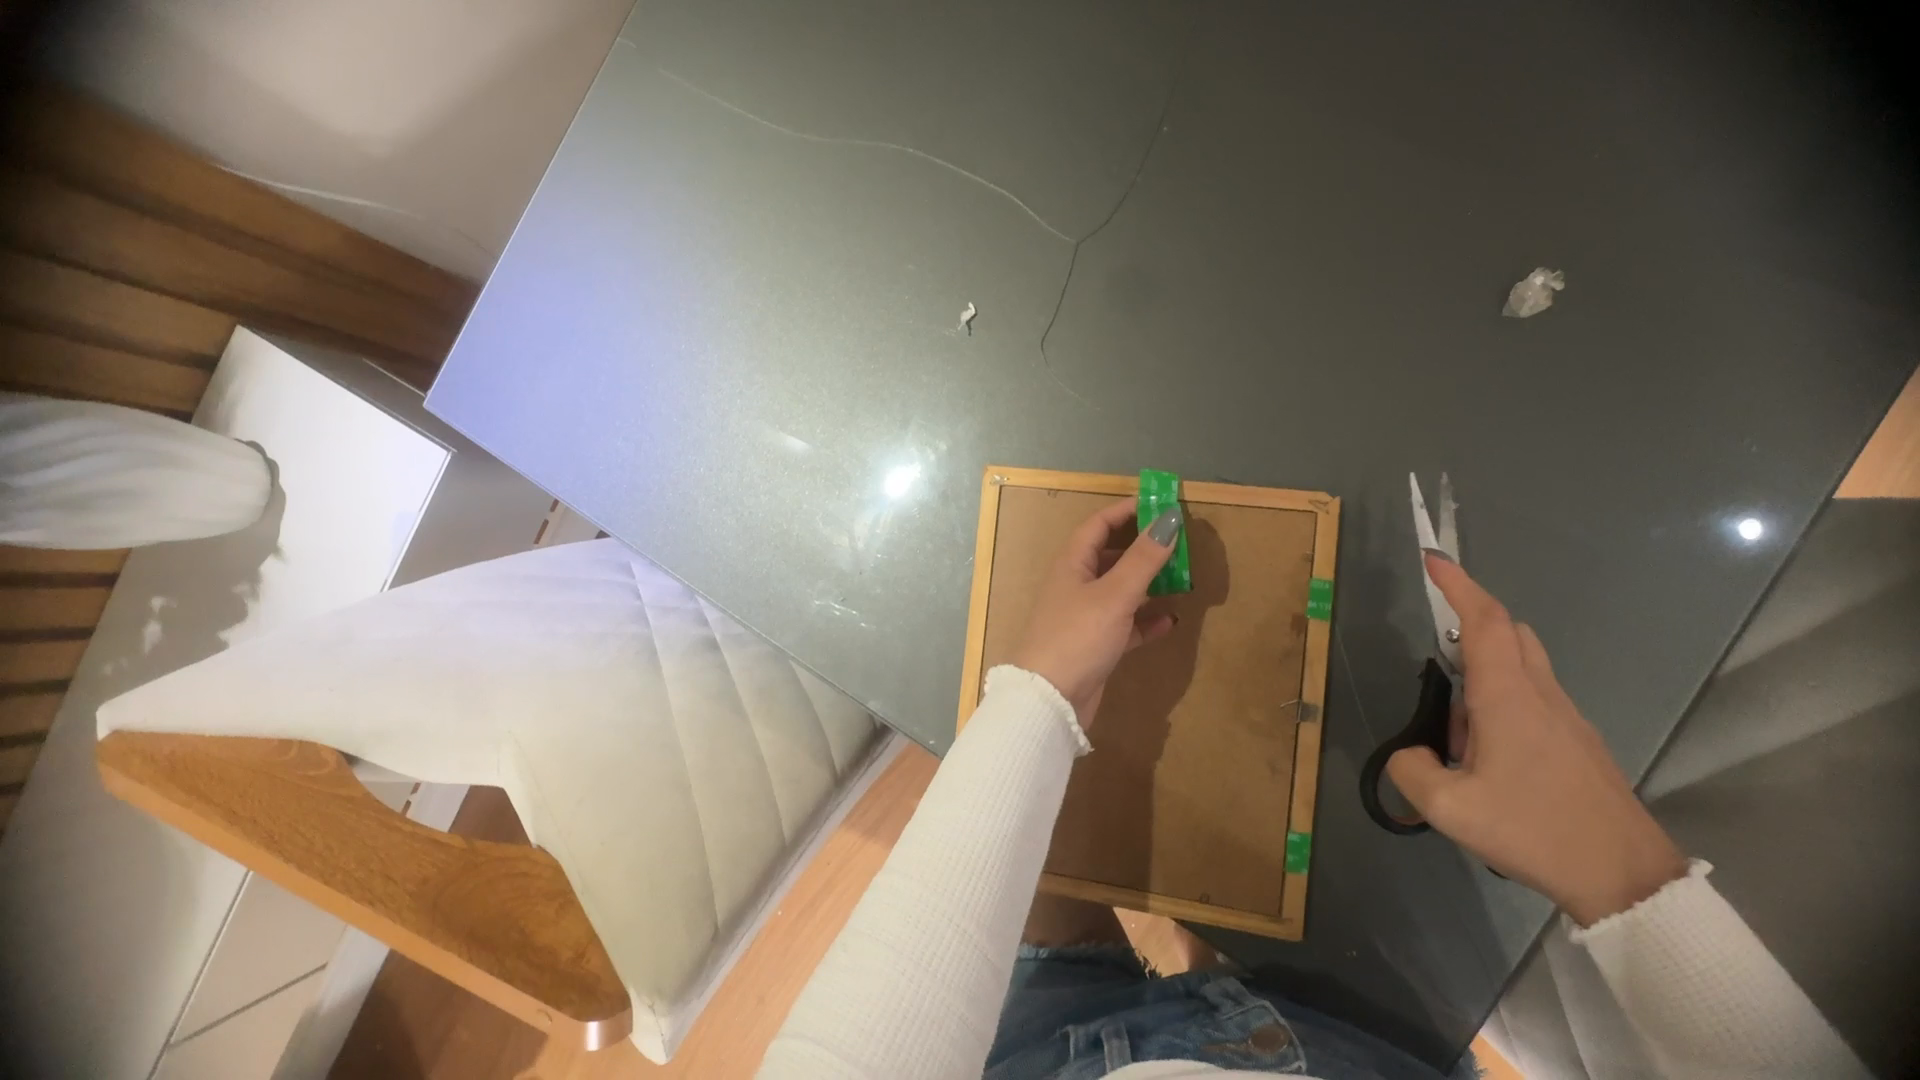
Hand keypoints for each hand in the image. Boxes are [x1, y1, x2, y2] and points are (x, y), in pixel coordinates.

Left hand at [1009, 498, 1179, 727]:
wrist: (1049, 701)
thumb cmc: (1077, 637)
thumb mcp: (1114, 594)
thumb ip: (1144, 558)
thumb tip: (1170, 518)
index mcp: (1072, 564)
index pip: (1099, 525)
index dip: (1127, 511)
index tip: (1161, 504)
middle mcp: (1076, 585)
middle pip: (1111, 556)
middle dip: (1143, 547)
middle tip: (1180, 542)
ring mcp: (1084, 617)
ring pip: (1120, 591)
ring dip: (1149, 583)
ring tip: (1182, 577)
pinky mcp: (1095, 647)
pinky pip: (1126, 625)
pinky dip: (1146, 621)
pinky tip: (1170, 621)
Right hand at [1387, 555, 1687, 924]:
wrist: (1625, 877)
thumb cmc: (1533, 832)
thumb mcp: (1449, 809)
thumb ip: (1411, 770)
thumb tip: (1410, 753)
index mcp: (1509, 698)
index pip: (1486, 622)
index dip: (1458, 585)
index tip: (1432, 559)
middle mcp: (1541, 695)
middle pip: (1512, 632)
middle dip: (1472, 622)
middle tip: (1435, 653)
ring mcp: (1566, 718)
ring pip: (1524, 665)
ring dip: (1483, 676)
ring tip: (1457, 739)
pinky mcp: (1578, 741)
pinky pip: (1534, 697)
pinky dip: (1501, 704)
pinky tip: (1486, 757)